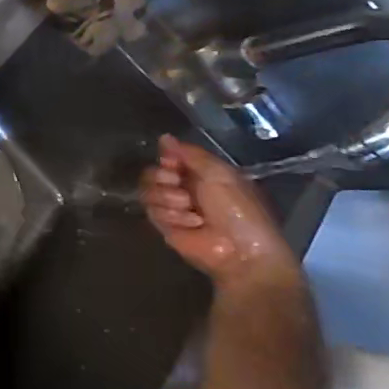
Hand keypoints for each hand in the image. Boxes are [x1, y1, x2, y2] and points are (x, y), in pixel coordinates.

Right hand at [141, 135, 299, 289]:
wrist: (241, 251)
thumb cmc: (237, 209)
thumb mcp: (219, 173)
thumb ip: (190, 154)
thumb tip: (164, 137)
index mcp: (199, 173)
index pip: (168, 156)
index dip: (167, 157)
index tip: (173, 163)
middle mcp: (183, 187)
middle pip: (152, 172)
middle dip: (163, 177)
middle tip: (179, 185)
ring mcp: (172, 207)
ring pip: (147, 190)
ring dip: (168, 198)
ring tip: (189, 209)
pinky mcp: (165, 226)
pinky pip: (152, 211)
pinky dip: (172, 216)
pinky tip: (191, 224)